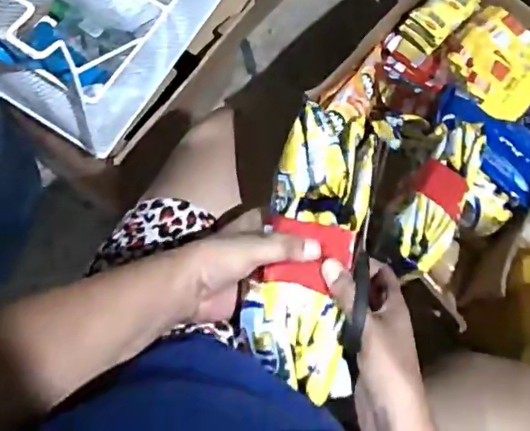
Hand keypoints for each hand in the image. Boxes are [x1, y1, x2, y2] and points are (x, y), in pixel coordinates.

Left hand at [159, 210, 320, 325]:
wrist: (190, 291)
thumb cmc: (218, 257)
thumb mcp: (253, 246)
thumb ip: (284, 246)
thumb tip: (319, 247)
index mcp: (256, 225)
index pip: (286, 221)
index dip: (306, 226)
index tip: (333, 234)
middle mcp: (258, 246)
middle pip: (288, 250)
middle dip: (308, 258)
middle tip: (339, 267)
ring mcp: (256, 272)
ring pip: (284, 274)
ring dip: (302, 281)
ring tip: (334, 289)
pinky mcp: (253, 296)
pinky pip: (277, 297)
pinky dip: (291, 301)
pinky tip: (315, 307)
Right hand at [327, 259, 434, 430]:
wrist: (392, 416)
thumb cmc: (388, 365)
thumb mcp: (368, 326)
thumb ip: (349, 295)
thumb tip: (329, 260)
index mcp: (395, 305)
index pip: (382, 271)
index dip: (363, 260)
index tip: (336, 252)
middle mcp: (384, 317)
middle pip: (363, 290)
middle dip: (342, 279)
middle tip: (315, 267)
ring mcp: (372, 337)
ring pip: (351, 311)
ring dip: (333, 301)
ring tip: (307, 285)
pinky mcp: (359, 355)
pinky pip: (344, 331)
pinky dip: (331, 323)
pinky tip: (310, 315)